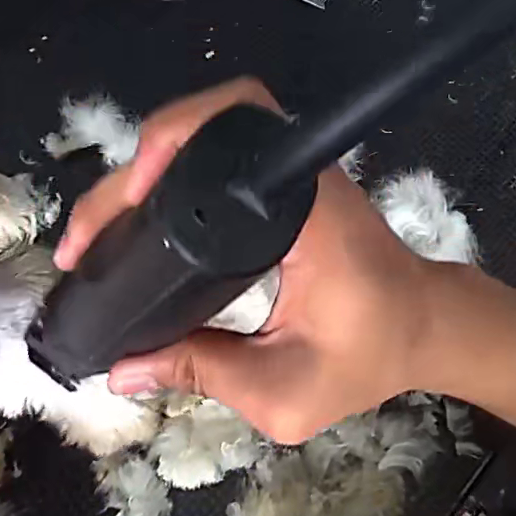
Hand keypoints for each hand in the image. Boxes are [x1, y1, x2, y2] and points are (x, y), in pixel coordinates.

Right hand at [56, 78, 451, 443]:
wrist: (423, 325)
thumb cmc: (370, 355)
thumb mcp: (286, 387)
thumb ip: (205, 373)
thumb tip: (123, 369)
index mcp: (305, 208)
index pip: (235, 128)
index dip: (170, 140)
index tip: (130, 197)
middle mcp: (301, 177)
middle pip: (208, 128)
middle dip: (138, 167)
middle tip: (93, 234)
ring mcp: (300, 176)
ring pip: (215, 140)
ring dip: (157, 169)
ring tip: (111, 227)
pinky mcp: (296, 189)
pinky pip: (230, 164)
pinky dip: (185, 180)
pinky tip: (155, 219)